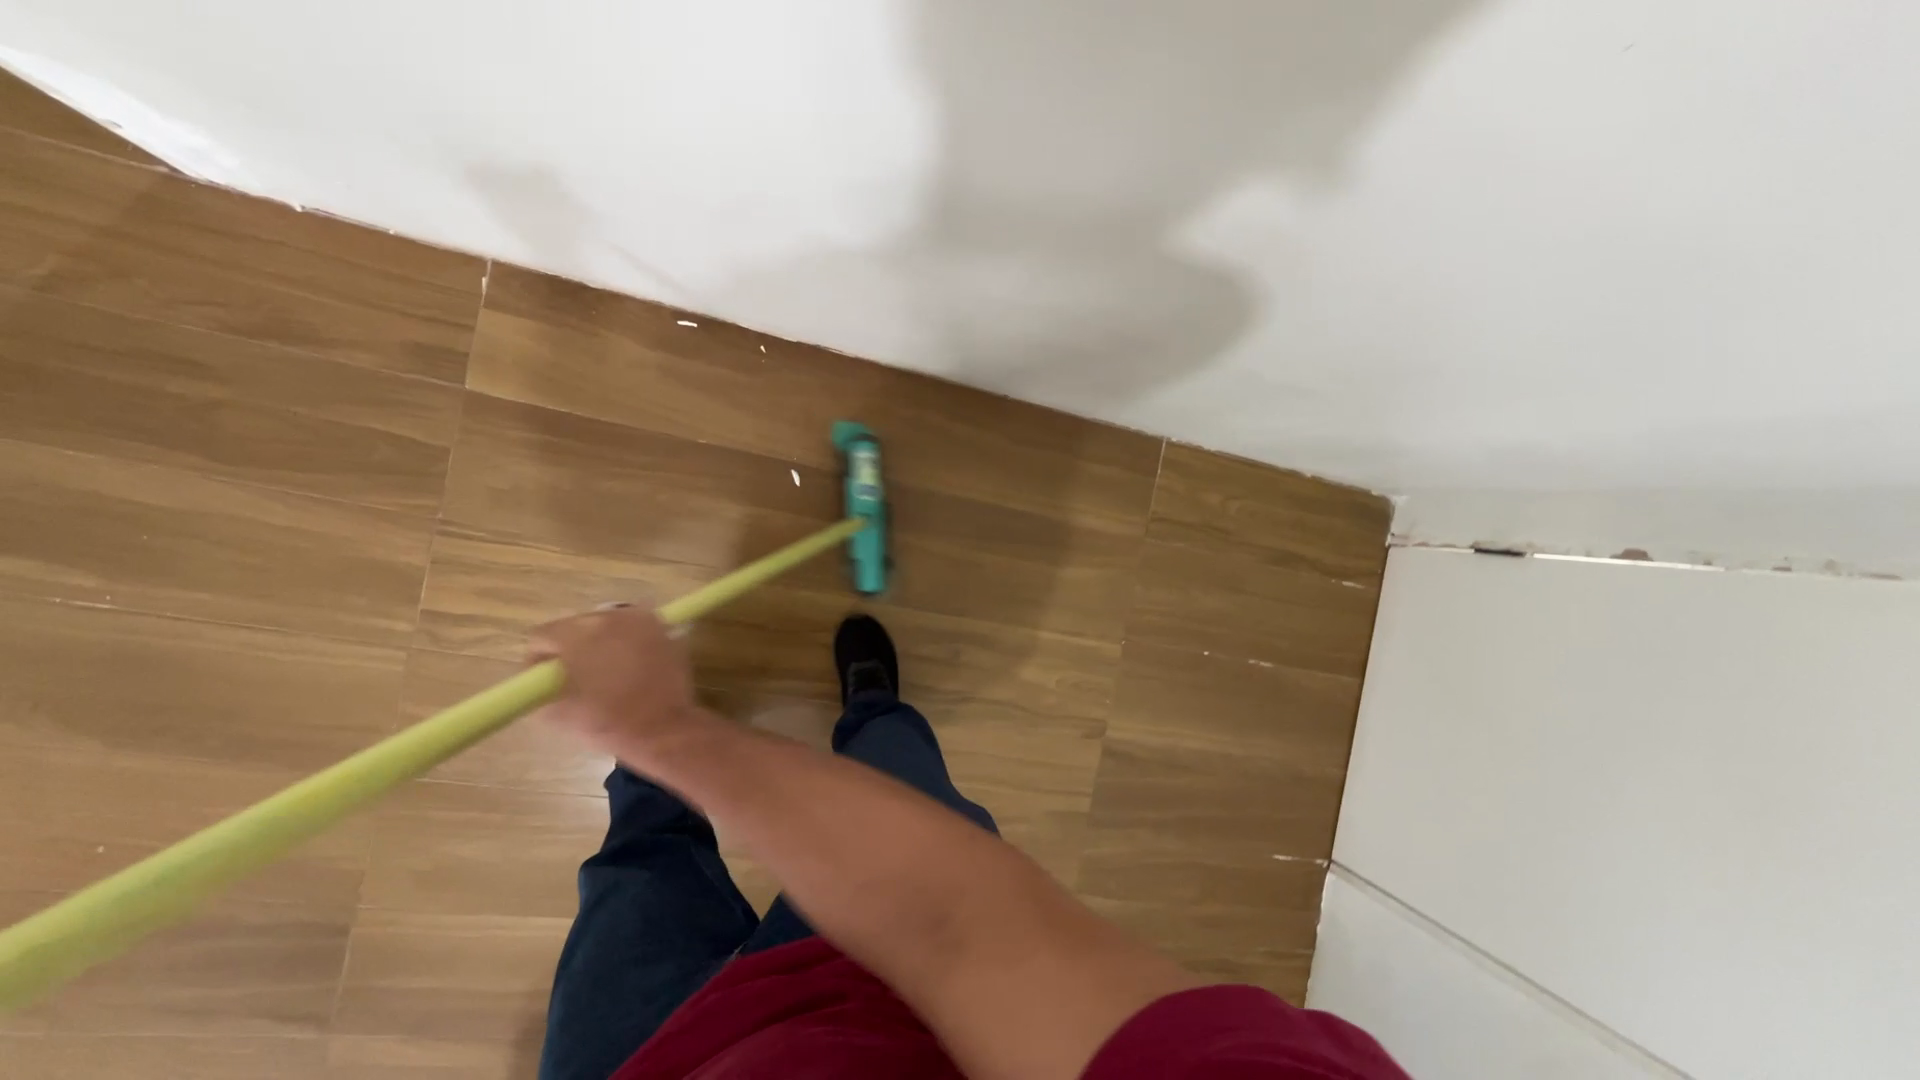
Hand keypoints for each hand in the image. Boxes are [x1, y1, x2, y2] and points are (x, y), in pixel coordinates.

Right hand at [526, 606, 701, 756]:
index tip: (541, 679)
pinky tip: (628, 666)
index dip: (537, 658)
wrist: (665, 728)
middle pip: (576, 626)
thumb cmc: (609, 723)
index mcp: (579, 635)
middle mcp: (610, 617)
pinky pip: (634, 630)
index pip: (543, 635)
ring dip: (599, 642)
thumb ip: (541, 693)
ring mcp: (641, 620)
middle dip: (570, 648)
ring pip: (607, 624)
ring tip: (602, 670)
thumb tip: (541, 687)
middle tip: (571, 675)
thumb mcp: (561, 713)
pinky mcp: (664, 630)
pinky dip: (626, 643)